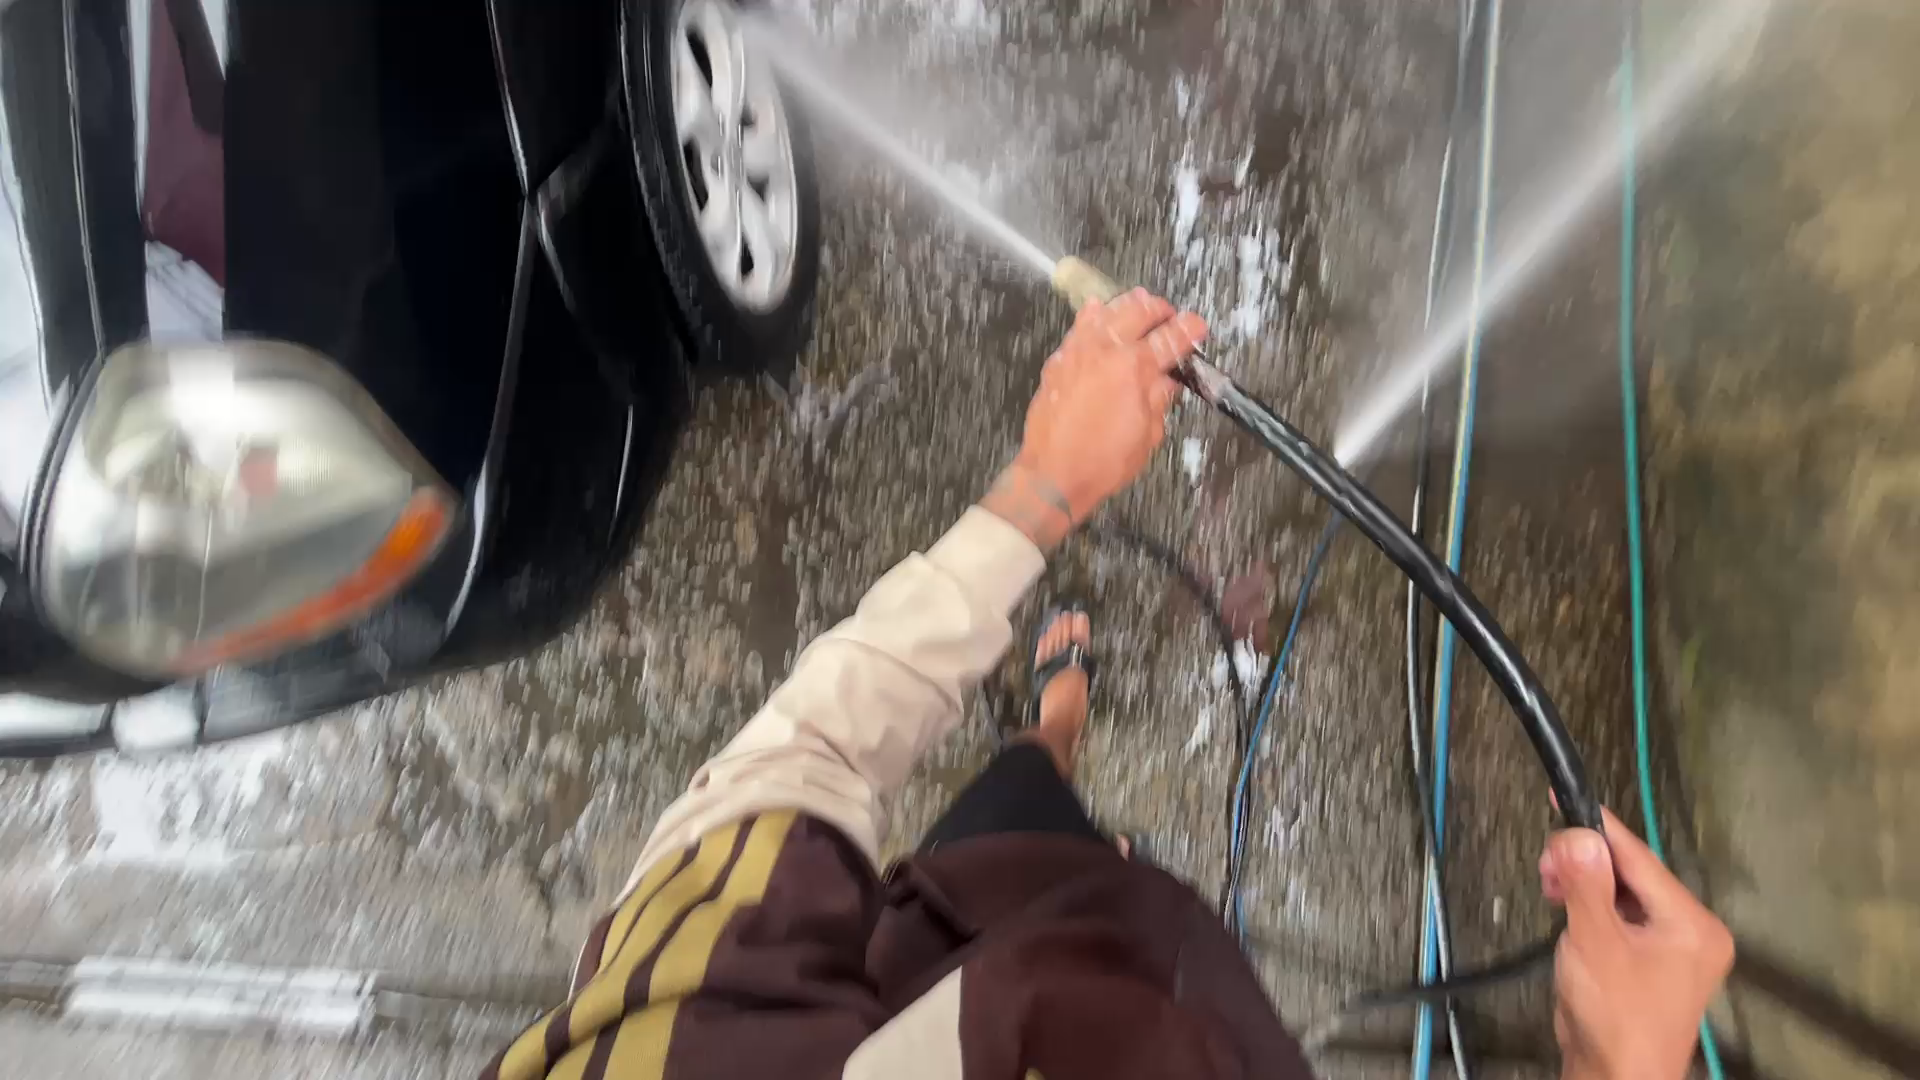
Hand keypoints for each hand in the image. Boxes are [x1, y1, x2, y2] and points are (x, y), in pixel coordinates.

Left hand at [983, 289, 1206, 548]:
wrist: (1053, 474)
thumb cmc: (1099, 463)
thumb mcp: (1147, 434)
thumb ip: (1159, 400)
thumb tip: (1166, 382)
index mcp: (1134, 369)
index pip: (1170, 338)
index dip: (1189, 329)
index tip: (1196, 327)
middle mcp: (1104, 353)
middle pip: (1137, 310)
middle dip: (1159, 309)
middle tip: (1169, 317)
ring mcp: (1076, 354)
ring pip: (1104, 310)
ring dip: (1126, 306)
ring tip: (1138, 308)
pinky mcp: (1056, 363)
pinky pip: (1077, 328)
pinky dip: (1092, 318)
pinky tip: (1098, 316)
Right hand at [1541, 807, 1733, 1079]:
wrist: (1614, 1070)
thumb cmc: (1614, 1012)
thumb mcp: (1595, 941)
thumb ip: (1585, 884)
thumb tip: (1576, 834)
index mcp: (1690, 923)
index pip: (1636, 855)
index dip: (1595, 825)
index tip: (1563, 794)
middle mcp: (1687, 927)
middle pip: (1624, 866)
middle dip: (1579, 861)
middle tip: (1547, 873)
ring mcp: (1667, 939)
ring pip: (1613, 882)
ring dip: (1577, 879)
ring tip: (1553, 892)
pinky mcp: (1643, 948)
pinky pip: (1611, 902)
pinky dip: (1583, 896)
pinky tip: (1564, 905)